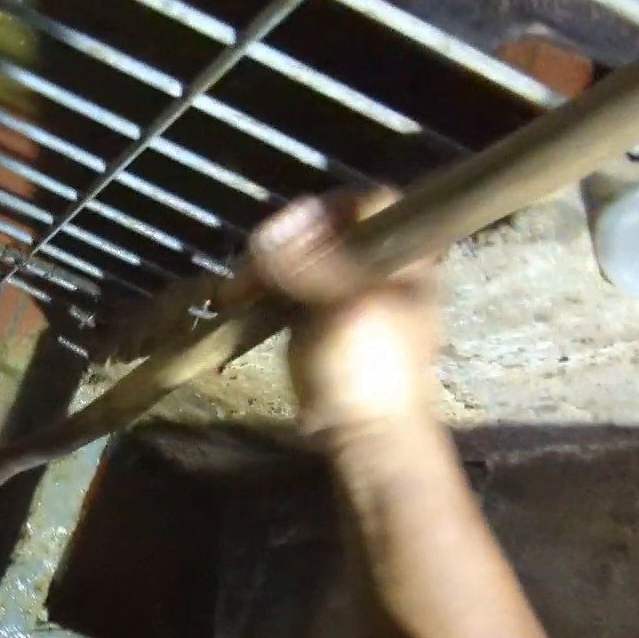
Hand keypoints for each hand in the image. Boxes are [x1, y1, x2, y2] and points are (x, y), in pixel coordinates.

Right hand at [247, 190, 440, 443]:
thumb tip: (278, 219)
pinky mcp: (315, 319)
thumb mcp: (344, 308)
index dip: (331, 208)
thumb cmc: (368, 372)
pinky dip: (261, 290)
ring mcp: (343, 293)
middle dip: (282, 244)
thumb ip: (312, 262)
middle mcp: (375, 268)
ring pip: (299, 259)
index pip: (371, 203)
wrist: (365, 434)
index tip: (288, 232)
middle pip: (325, 230)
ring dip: (264, 269)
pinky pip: (285, 288)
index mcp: (403, 258)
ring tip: (235, 293)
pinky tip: (239, 302)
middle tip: (251, 269)